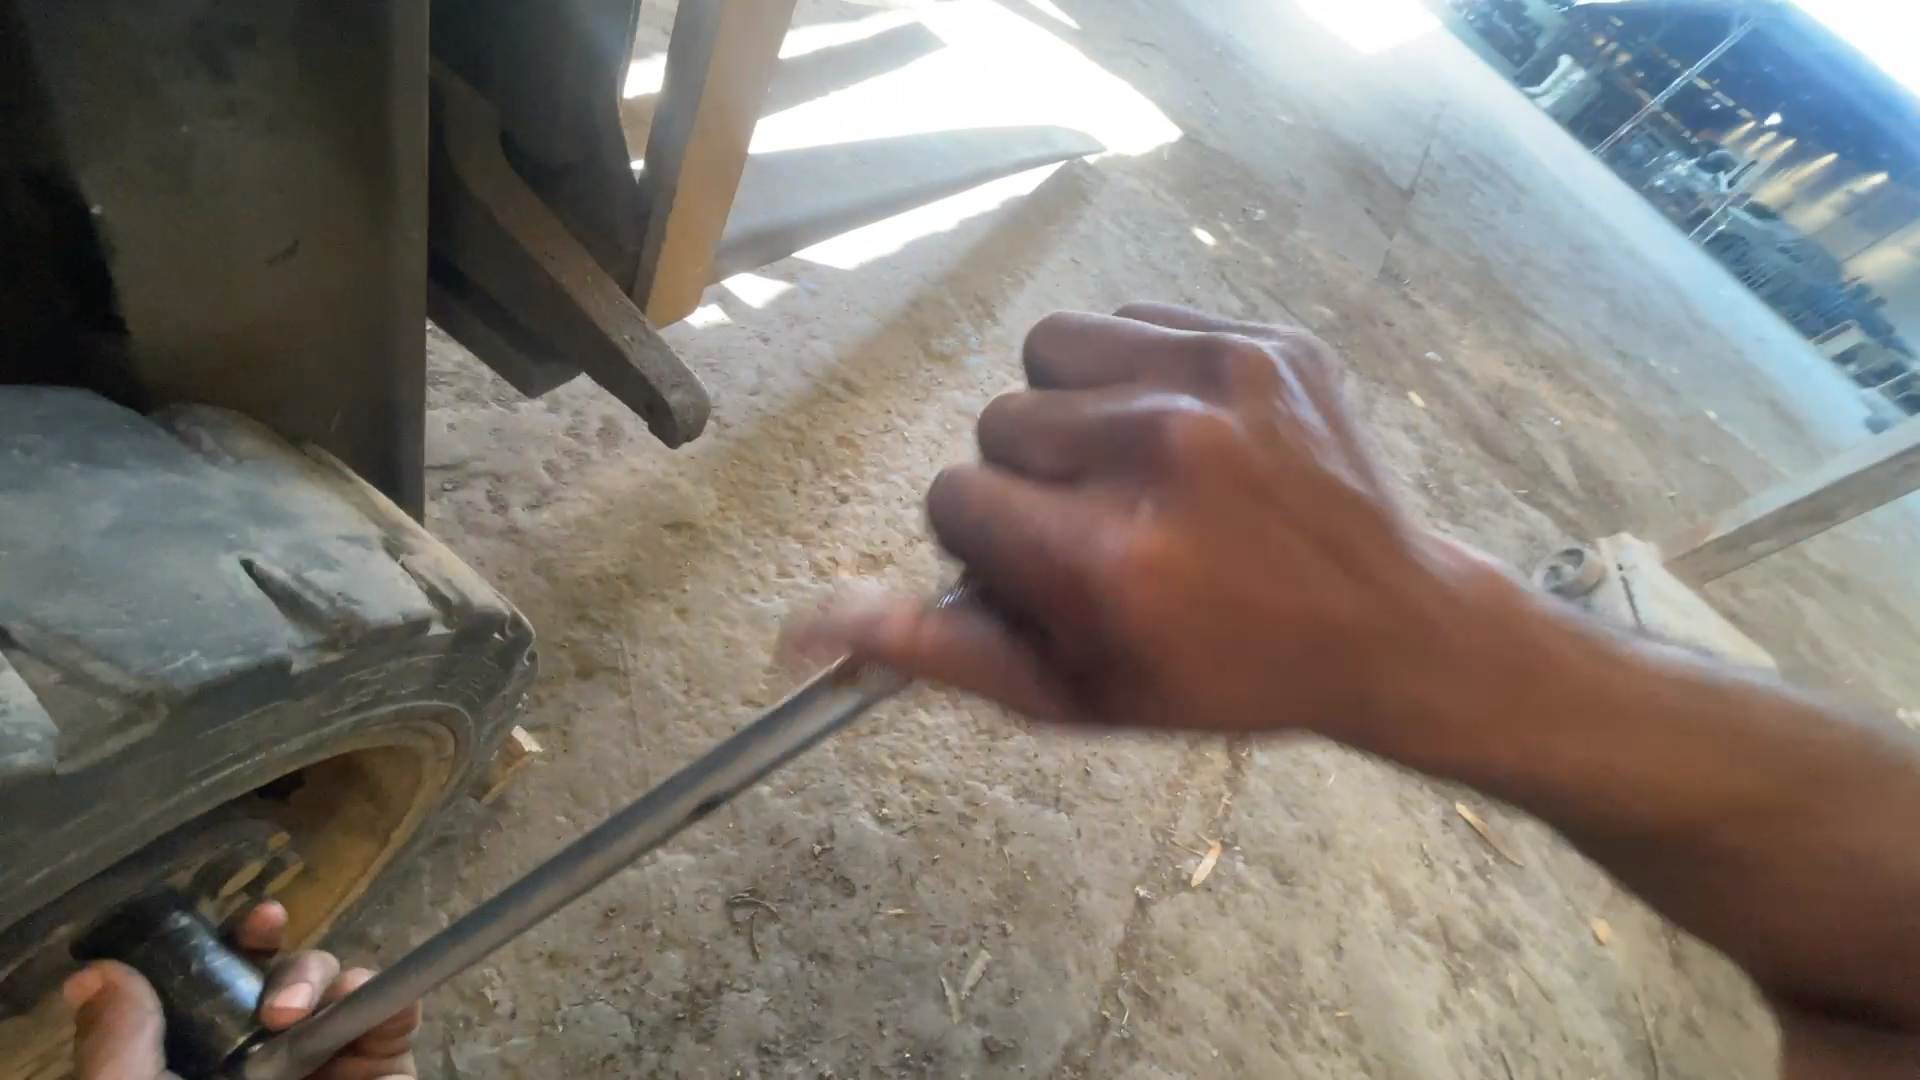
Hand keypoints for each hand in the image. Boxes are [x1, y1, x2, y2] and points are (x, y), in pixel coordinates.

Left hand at [65, 901, 420, 1079]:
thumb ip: (120, 1050)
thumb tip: (99, 973)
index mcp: (200, 1060)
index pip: (224, 983)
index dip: (243, 943)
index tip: (257, 921)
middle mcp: (266, 1050)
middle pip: (292, 973)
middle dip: (293, 967)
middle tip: (275, 1004)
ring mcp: (328, 1055)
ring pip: (345, 982)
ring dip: (330, 982)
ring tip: (299, 1018)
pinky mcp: (382, 1063)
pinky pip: (396, 1009)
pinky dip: (392, 994)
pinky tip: (368, 1009)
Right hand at [788, 303, 1511, 748]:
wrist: (1383, 625)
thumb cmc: (1212, 675)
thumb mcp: (1070, 695)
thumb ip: (936, 653)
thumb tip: (805, 627)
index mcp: (1102, 559)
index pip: (952, 497)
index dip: (986, 537)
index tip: (1044, 562)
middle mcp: (1152, 452)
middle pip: (997, 422)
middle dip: (1026, 480)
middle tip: (1098, 523)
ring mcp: (1216, 380)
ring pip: (1047, 353)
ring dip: (1066, 414)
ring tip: (1129, 467)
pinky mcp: (1260, 336)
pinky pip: (1124, 321)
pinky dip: (1127, 372)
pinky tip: (1180, 428)